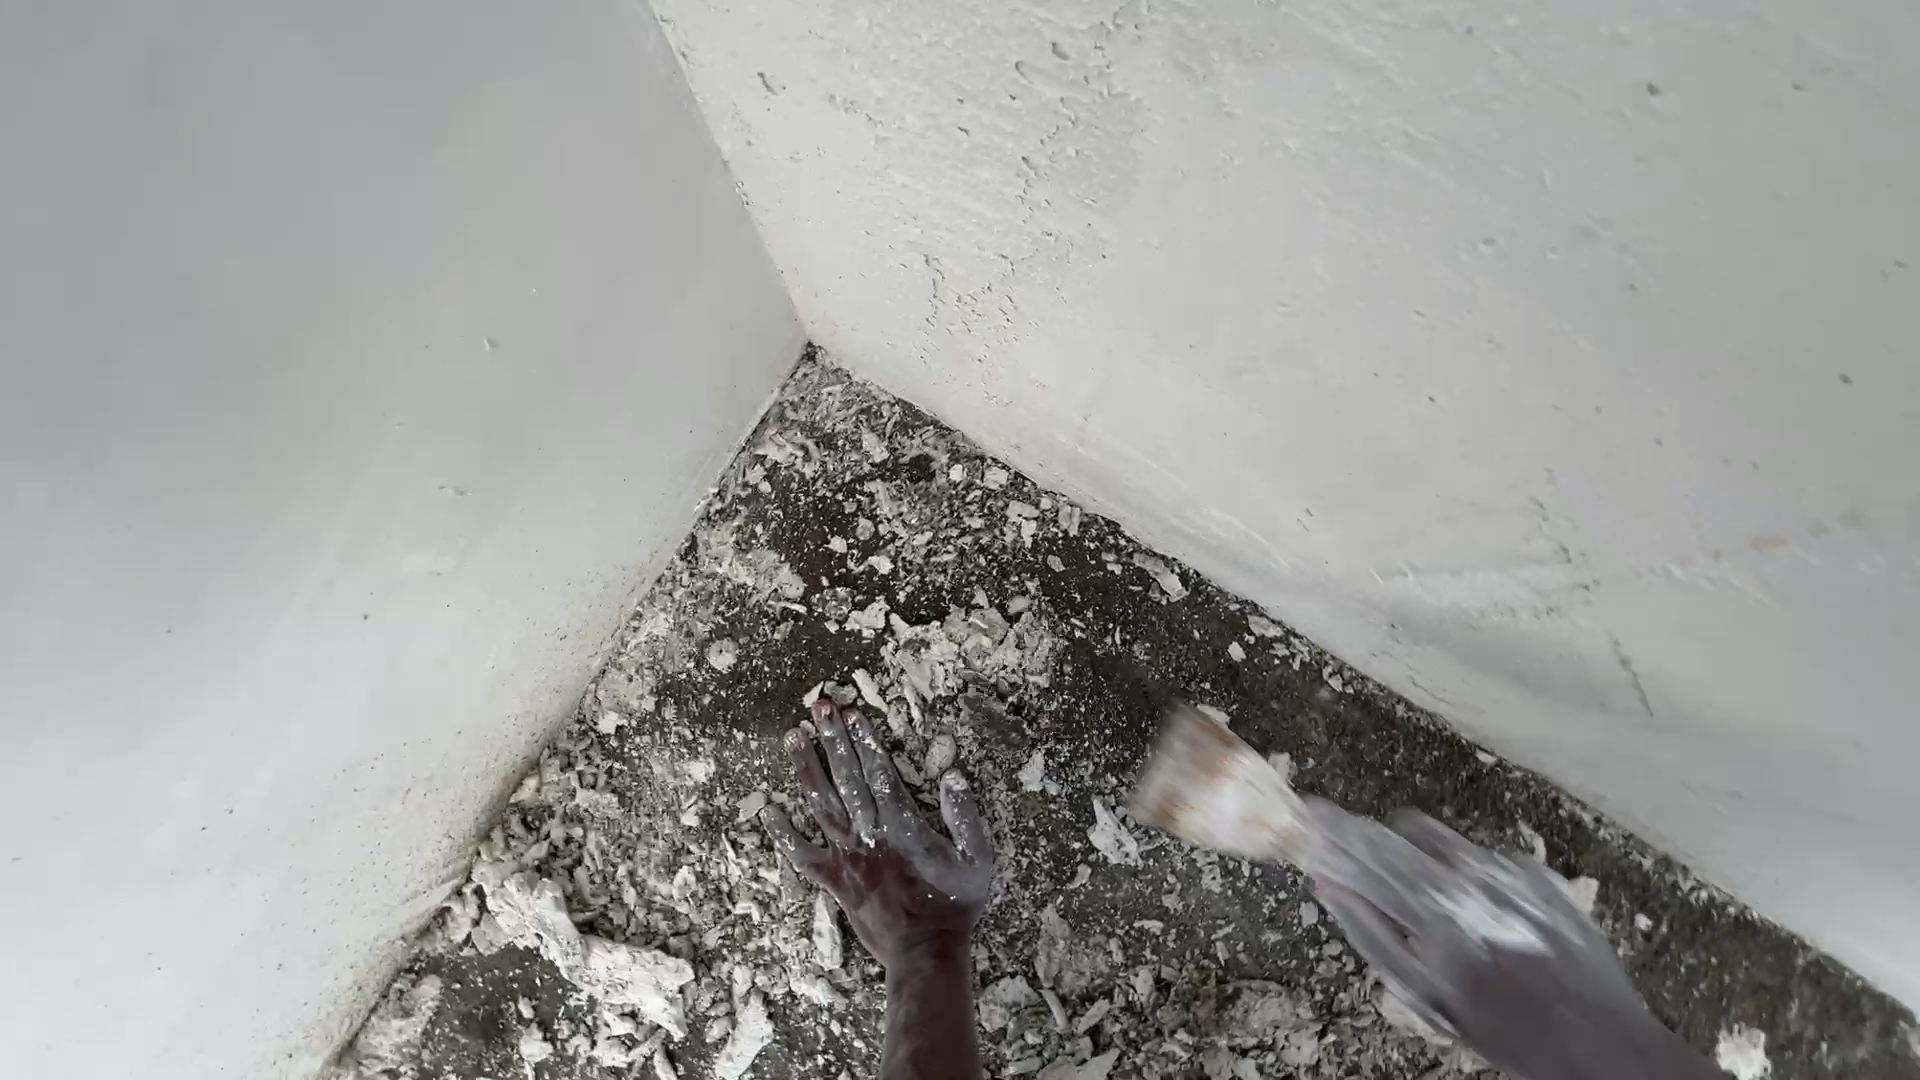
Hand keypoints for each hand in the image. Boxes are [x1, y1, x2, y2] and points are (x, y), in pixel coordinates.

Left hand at [762, 699, 993, 969]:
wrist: (925, 954)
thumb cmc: (956, 904)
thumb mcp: (978, 859)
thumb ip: (967, 816)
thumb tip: (954, 775)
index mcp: (903, 825)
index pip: (880, 772)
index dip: (865, 741)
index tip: (852, 714)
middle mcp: (870, 834)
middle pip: (847, 778)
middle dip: (833, 740)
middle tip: (819, 707)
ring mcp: (848, 857)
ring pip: (821, 805)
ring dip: (806, 769)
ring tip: (792, 736)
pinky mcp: (835, 881)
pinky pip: (803, 856)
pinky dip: (784, 834)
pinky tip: (768, 809)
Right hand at [1302, 802, 1718, 1079]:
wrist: (1607, 1046)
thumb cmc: (1501, 1030)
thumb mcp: (1424, 996)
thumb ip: (1369, 932)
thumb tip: (1326, 882)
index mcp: (1434, 912)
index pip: (1364, 851)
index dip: (1329, 829)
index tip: (1304, 811)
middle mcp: (1467, 878)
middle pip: (1392, 831)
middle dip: (1358, 829)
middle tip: (1338, 833)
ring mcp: (1505, 871)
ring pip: (1431, 834)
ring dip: (1406, 846)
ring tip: (1409, 879)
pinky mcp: (1533, 871)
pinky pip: (1473, 852)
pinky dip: (1455, 867)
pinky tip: (1468, 902)